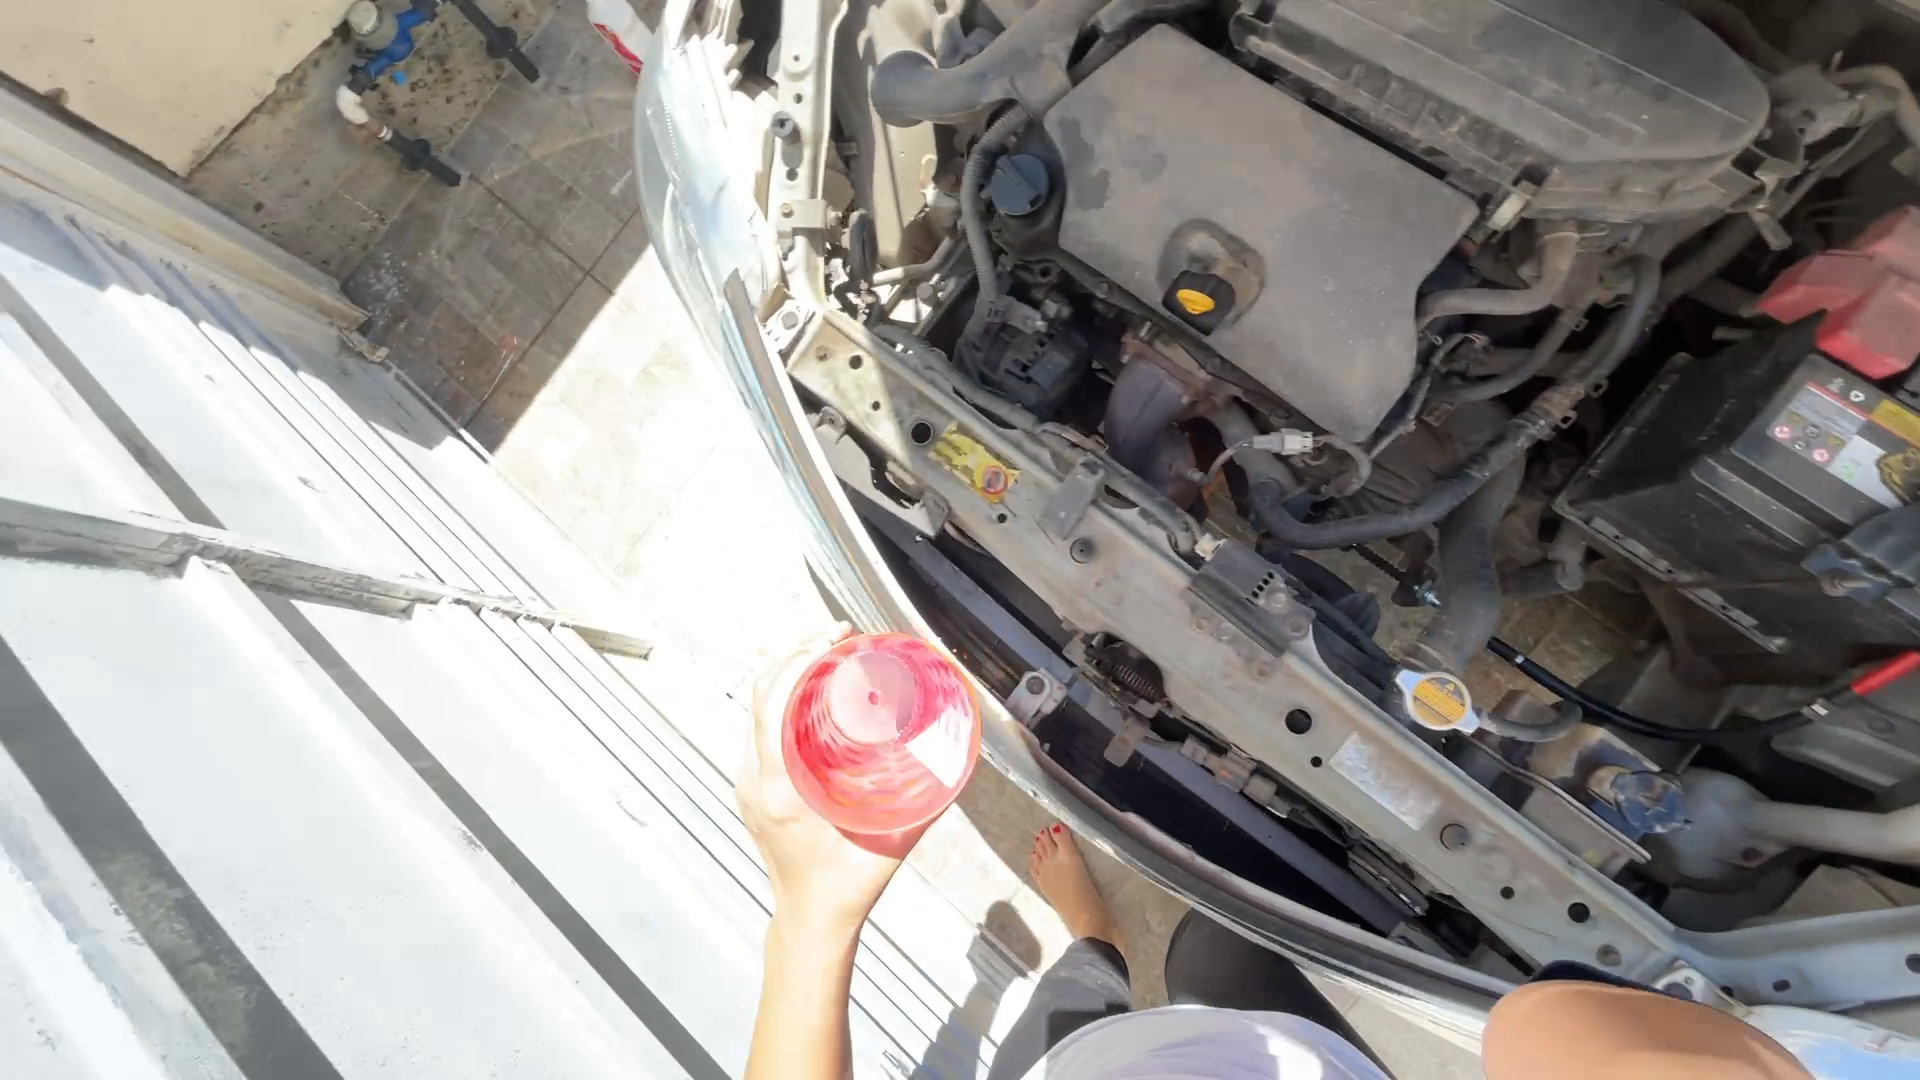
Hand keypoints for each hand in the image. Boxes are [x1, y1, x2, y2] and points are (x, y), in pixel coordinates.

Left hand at [737, 624, 931, 934]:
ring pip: (756, 706)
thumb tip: (959, 757)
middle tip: (838, 636)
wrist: (809, 921)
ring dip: (788, 671)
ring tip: (827, 653)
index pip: (773, 702)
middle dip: (796, 652)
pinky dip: (782, 696)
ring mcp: (747, 780)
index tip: (836, 637)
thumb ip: (930, 802)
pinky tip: (813, 691)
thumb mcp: (895, 841)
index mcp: (780, 787)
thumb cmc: (847, 885)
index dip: (801, 658)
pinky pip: (759, 726)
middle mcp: (755, 777)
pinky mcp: (750, 784)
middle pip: (760, 692)